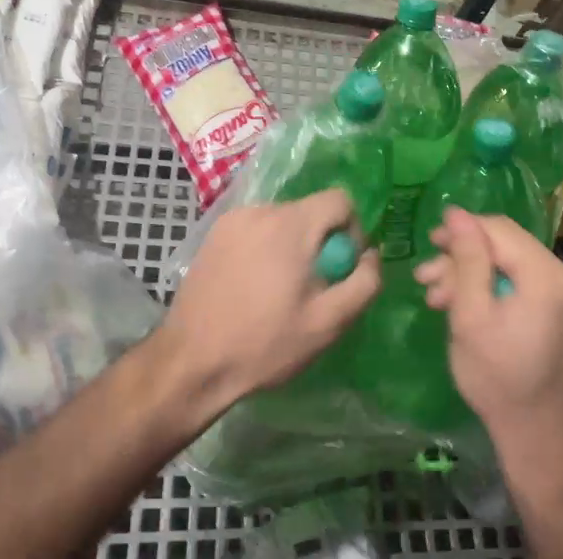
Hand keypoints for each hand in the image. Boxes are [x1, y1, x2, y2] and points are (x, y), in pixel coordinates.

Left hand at [158, 190, 381, 407]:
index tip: (339, 270)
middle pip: (310, 212)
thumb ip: (364, 282)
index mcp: (291, 224)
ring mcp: (232, 220)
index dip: (352, 232)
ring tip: (278, 292)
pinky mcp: (212, 234)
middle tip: (309, 290)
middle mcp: (261, 210)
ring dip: (291, 248)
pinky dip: (263, 250)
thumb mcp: (329, 322)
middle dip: (319, 244)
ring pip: (282, 222)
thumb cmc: (265, 344)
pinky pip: (255, 230)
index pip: (340, 200)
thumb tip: (371, 255)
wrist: (192, 362)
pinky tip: (251, 288)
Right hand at [413, 207, 562, 448]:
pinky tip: (470, 307)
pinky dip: (499, 291)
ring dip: (476, 277)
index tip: (428, 242)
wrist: (542, 438)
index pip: (500, 229)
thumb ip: (467, 259)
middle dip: (464, 259)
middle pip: (508, 247)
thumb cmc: (499, 380)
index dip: (462, 230)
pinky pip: (530, 286)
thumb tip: (456, 213)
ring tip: (438, 298)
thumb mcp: (471, 317)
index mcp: (550, 275)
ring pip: (516, 267)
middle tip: (426, 279)